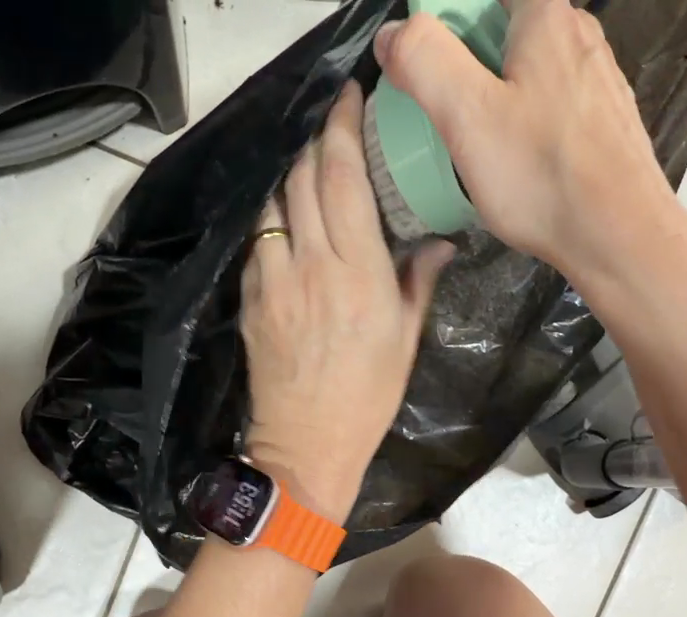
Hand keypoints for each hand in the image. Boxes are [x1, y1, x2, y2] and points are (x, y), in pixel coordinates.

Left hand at [240, 81, 455, 520]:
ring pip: (273, 206)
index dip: (341, 128)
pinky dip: (272, 223)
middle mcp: (311, 266)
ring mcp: (273, 282)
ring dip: (289, 181)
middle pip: (301, 179)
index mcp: (359, 272)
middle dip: (314, 146)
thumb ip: (417, 281)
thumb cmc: (367, 399)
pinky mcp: (250, 301)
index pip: (342, 177)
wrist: (306, 446)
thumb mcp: (405, 340)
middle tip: (331, 137)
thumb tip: (437, 243)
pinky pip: (257, 244)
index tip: (347, 100)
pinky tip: (287, 229)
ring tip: (308, 179)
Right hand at [374, 0, 678, 279]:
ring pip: (527, 69)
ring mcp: (598, 77)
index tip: (428, 73)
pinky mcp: (605, 120)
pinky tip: (516, 164)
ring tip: (477, 147)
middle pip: (503, 27)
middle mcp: (579, 33)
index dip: (444, 25)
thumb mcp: (467, 115)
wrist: (620, 236)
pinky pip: (550, 104)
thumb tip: (392, 33)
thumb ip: (424, 62)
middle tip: (445, 115)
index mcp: (546, 15)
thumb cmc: (542, 175)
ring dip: (493, 97)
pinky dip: (523, 123)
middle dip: (465, 63)